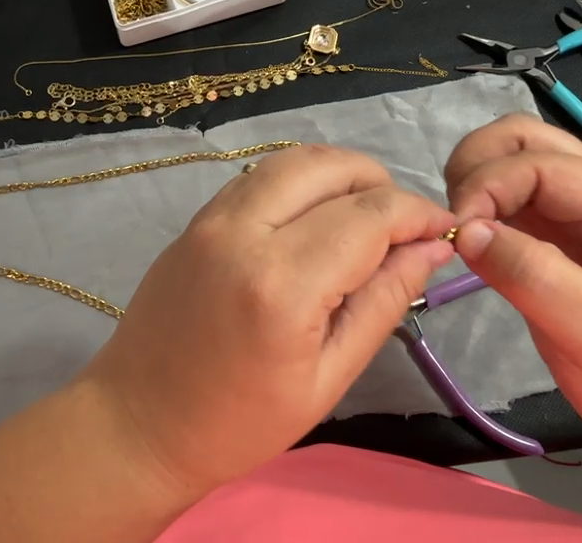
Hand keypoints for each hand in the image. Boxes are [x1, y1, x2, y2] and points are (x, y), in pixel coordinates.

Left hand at [80, 144, 455, 496]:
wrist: (139, 419)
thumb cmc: (239, 422)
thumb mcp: (328, 377)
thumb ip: (383, 301)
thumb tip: (431, 247)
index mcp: (281, 282)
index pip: (368, 215)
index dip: (416, 213)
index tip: (443, 229)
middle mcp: (244, 230)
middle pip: (328, 166)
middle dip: (379, 182)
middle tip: (402, 225)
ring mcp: (212, 217)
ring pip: (290, 160)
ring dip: (338, 174)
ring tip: (363, 217)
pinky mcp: (196, 217)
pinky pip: (258, 176)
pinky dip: (297, 181)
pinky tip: (313, 218)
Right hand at [442, 115, 581, 462]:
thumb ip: (536, 278)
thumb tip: (466, 230)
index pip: (544, 164)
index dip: (490, 186)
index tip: (457, 234)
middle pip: (525, 140)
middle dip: (478, 168)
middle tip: (455, 223)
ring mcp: (578, 213)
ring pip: (510, 158)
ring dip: (473, 181)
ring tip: (461, 232)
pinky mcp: (552, 235)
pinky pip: (505, 197)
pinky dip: (477, 206)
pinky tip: (470, 243)